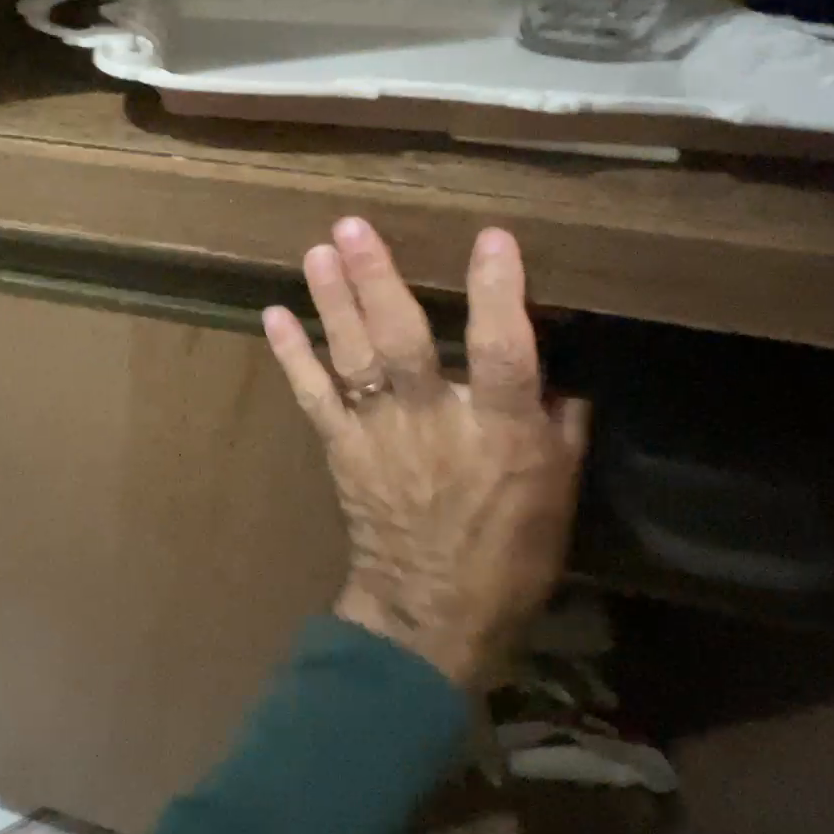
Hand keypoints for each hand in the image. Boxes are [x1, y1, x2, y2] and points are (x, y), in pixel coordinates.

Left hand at [262, 218, 587, 688]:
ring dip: (332, 302)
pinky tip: (274, 315)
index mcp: (501, 429)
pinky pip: (312, 394)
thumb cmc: (509, 549)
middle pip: (403, 340)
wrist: (434, 605)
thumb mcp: (559, 488)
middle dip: (377, 280)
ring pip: (352, 357)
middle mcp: (434, 420)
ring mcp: (378, 431)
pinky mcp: (340, 446)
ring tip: (317, 252)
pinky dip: (291, 355)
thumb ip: (557, 421)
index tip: (490, 237)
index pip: (504, 349)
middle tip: (352, 228)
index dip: (498, 293)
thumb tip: (556, 365)